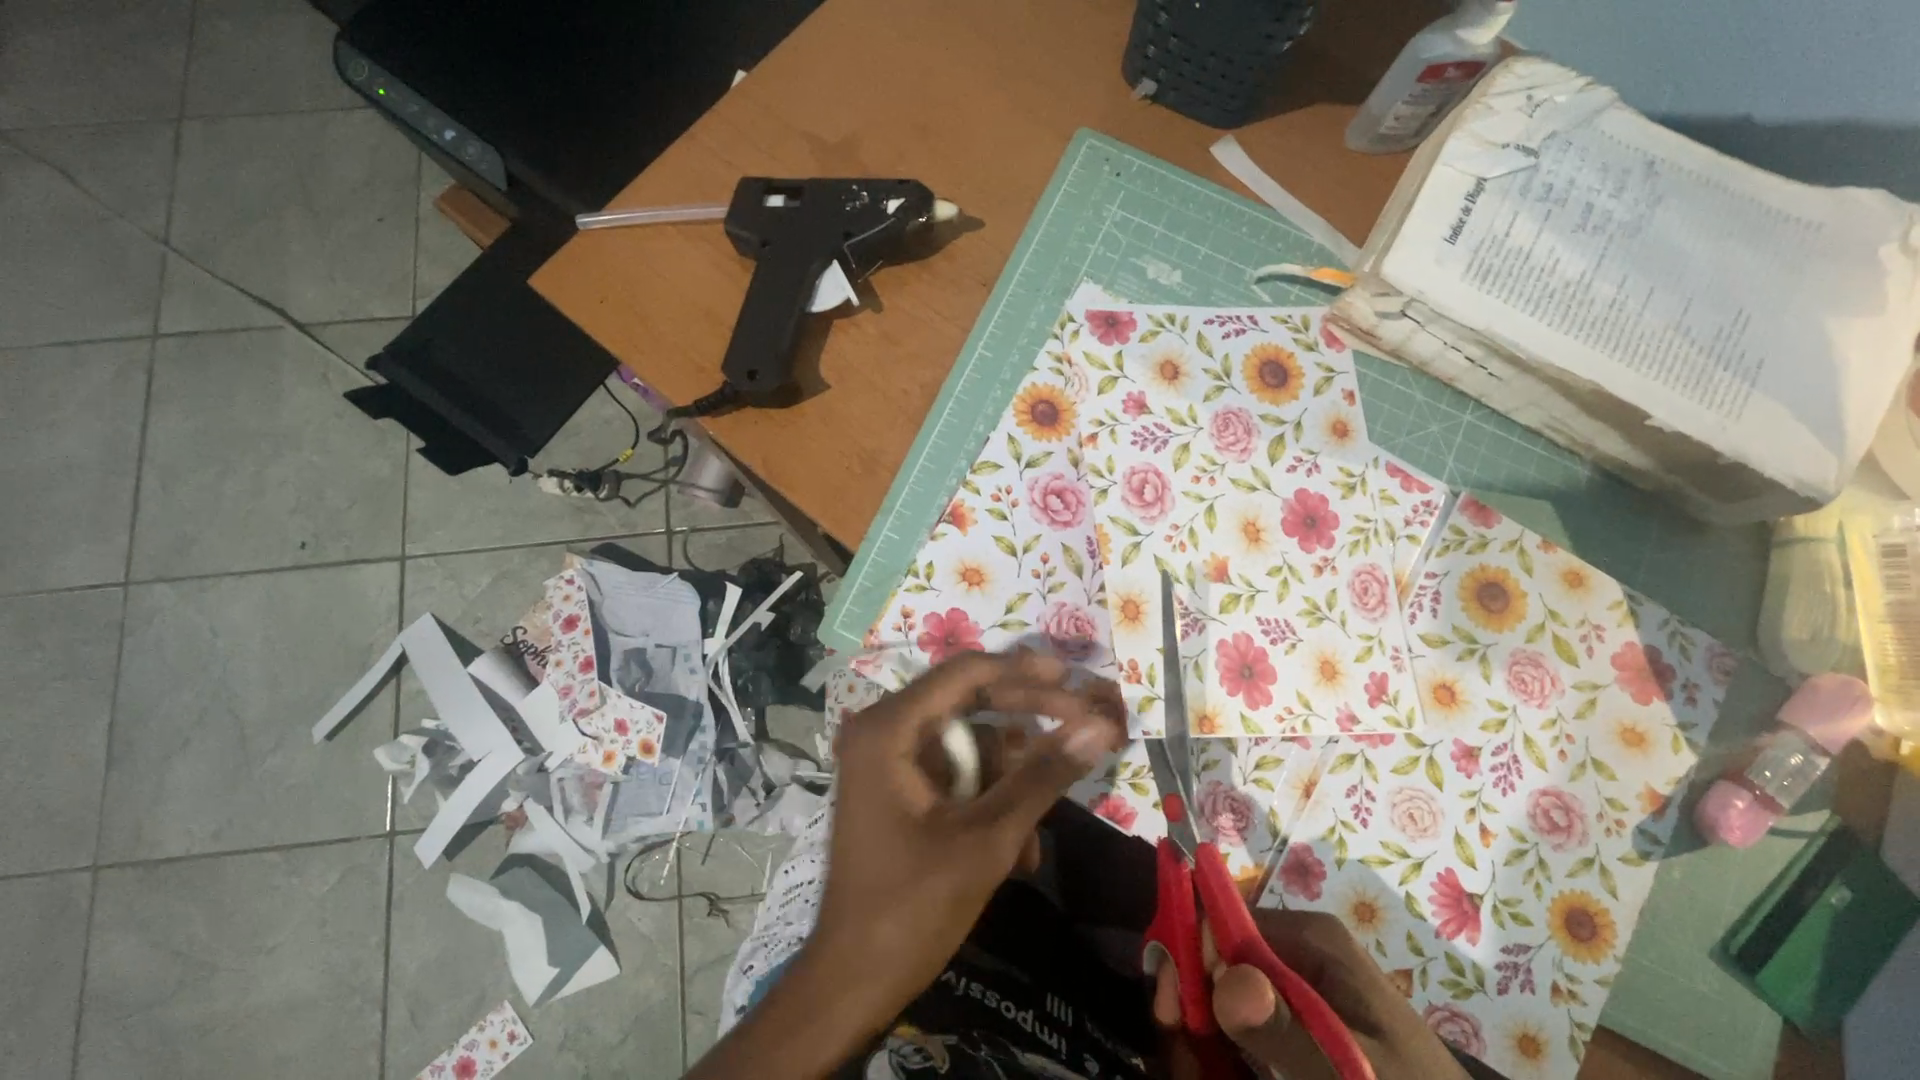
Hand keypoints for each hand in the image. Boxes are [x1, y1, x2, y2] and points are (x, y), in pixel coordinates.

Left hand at [801, 650, 1127, 1032]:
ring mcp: (890, 764)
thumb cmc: (913, 907)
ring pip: (971, 747)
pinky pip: (959, 779)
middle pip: (970, 704)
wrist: (855, 978)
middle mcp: (884, 732)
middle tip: (1089, 724)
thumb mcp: (987, 839)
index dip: (1026, 674)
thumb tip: (1098, 726)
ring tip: (1043, 832)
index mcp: (889, 728)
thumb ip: (1042, 776)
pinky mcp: (901, 793)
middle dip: (1029, 723)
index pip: (966, 673)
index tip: (1077, 681)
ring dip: (1013, 782)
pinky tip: (1020, 855)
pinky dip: (992, 804)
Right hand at [1154, 910, 1468, 1079]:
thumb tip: (1227, 979)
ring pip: (1224, 988)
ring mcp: (1298, 979)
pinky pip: (1246, 1013)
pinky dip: (1228, 1042)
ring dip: (1205, 1027)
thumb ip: (1288, 1031)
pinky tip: (1227, 1065)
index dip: (1184, 960)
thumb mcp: (1349, 1071)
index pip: (1218, 920)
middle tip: (1185, 1055)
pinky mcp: (1300, 1012)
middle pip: (1215, 954)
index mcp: (1310, 938)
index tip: (1169, 1014)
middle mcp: (1298, 945)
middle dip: (1191, 1000)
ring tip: (1204, 1066)